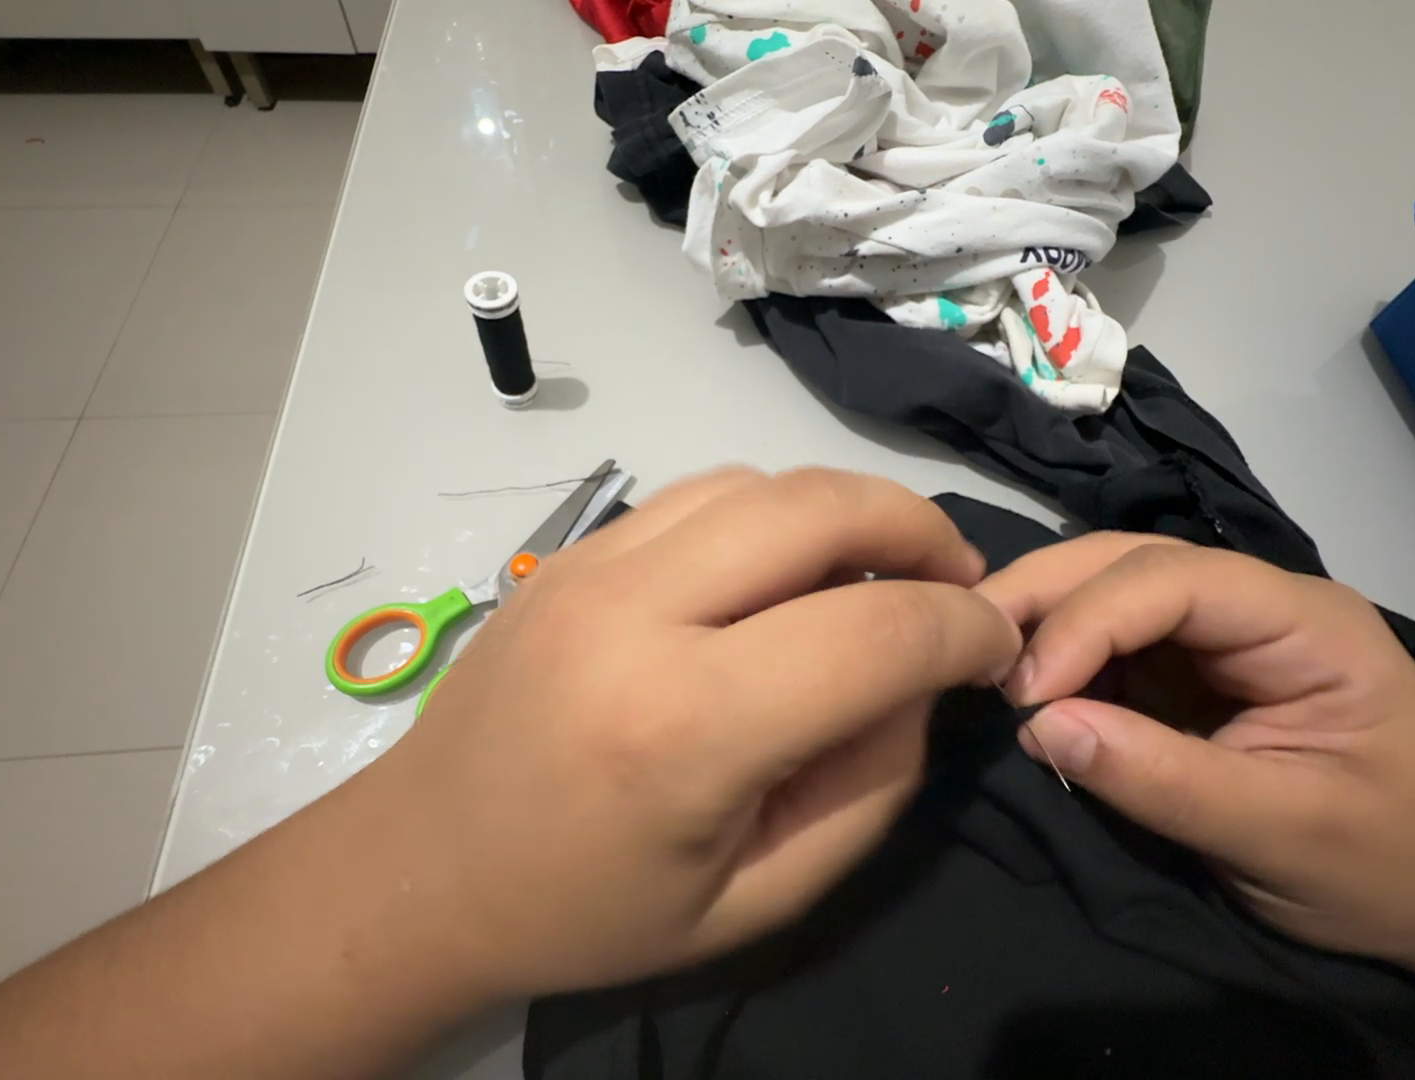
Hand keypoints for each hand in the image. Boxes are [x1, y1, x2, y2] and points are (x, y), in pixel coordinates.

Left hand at [373, 468, 1020, 998]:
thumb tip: (918, 679)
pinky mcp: (573, 550)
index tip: (993, 646)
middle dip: (918, 527)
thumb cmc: (589, 908)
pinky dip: (770, 513)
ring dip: (844, 511)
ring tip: (875, 568)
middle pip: (818, 508)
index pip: (874, 630)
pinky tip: (781, 569)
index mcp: (684, 724)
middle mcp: (635, 614)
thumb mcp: (757, 895)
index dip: (964, 629)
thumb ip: (868, 785)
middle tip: (955, 580)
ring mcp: (592, 564)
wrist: (421, 865)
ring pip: (759, 482)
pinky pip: (700, 494)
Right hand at [977, 533, 1414, 975]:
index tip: (1026, 694)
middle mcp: (1250, 601)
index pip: (1172, 581)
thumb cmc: (1390, 868)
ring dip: (1032, 616)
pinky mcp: (1175, 661)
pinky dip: (1046, 652)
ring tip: (981, 666)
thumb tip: (1037, 727)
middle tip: (967, 649)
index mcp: (1304, 621)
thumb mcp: (1283, 836)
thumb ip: (1160, 778)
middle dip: (1038, 596)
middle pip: (1122, 560)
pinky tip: (1018, 684)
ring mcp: (1209, 627)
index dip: (1086, 622)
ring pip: (1097, 583)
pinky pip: (1095, 634)